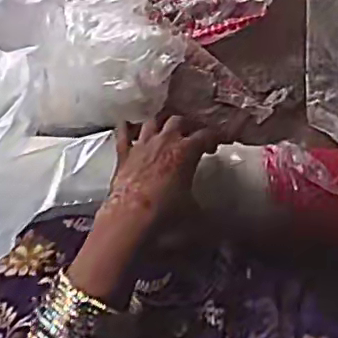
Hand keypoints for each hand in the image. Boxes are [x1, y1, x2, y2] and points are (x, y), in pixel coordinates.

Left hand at [100, 116, 224, 232]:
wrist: (131, 216)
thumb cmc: (164, 211)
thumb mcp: (193, 208)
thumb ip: (201, 202)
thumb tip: (206, 211)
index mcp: (186, 150)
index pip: (206, 134)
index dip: (214, 137)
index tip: (214, 144)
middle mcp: (165, 140)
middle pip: (179, 120)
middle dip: (188, 125)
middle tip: (192, 134)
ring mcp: (143, 144)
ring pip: (153, 121)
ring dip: (161, 123)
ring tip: (165, 128)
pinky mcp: (124, 154)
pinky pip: (122, 133)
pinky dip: (126, 128)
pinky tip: (127, 126)